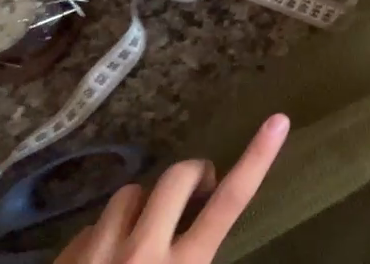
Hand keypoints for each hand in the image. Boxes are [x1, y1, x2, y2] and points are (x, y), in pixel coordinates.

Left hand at [54, 114, 288, 263]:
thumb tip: (206, 250)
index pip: (230, 202)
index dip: (257, 158)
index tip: (279, 119)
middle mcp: (142, 252)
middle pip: (178, 178)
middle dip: (194, 174)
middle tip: (198, 193)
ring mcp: (96, 255)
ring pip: (130, 193)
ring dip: (144, 204)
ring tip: (143, 232)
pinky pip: (90, 226)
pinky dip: (103, 234)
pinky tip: (101, 262)